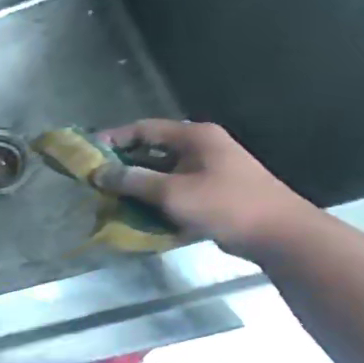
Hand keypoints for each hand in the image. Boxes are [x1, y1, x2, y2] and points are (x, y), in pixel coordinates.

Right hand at [92, 119, 322, 260]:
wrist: (276, 233)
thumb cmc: (225, 204)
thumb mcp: (172, 192)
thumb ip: (133, 181)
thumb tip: (98, 173)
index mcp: (194, 138)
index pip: (144, 129)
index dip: (114, 139)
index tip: (87, 154)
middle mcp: (199, 148)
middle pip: (150, 151)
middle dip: (121, 166)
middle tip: (93, 181)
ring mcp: (205, 171)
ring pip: (158, 173)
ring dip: (134, 186)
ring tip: (107, 200)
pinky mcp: (207, 192)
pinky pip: (170, 191)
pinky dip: (151, 200)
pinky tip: (134, 214)